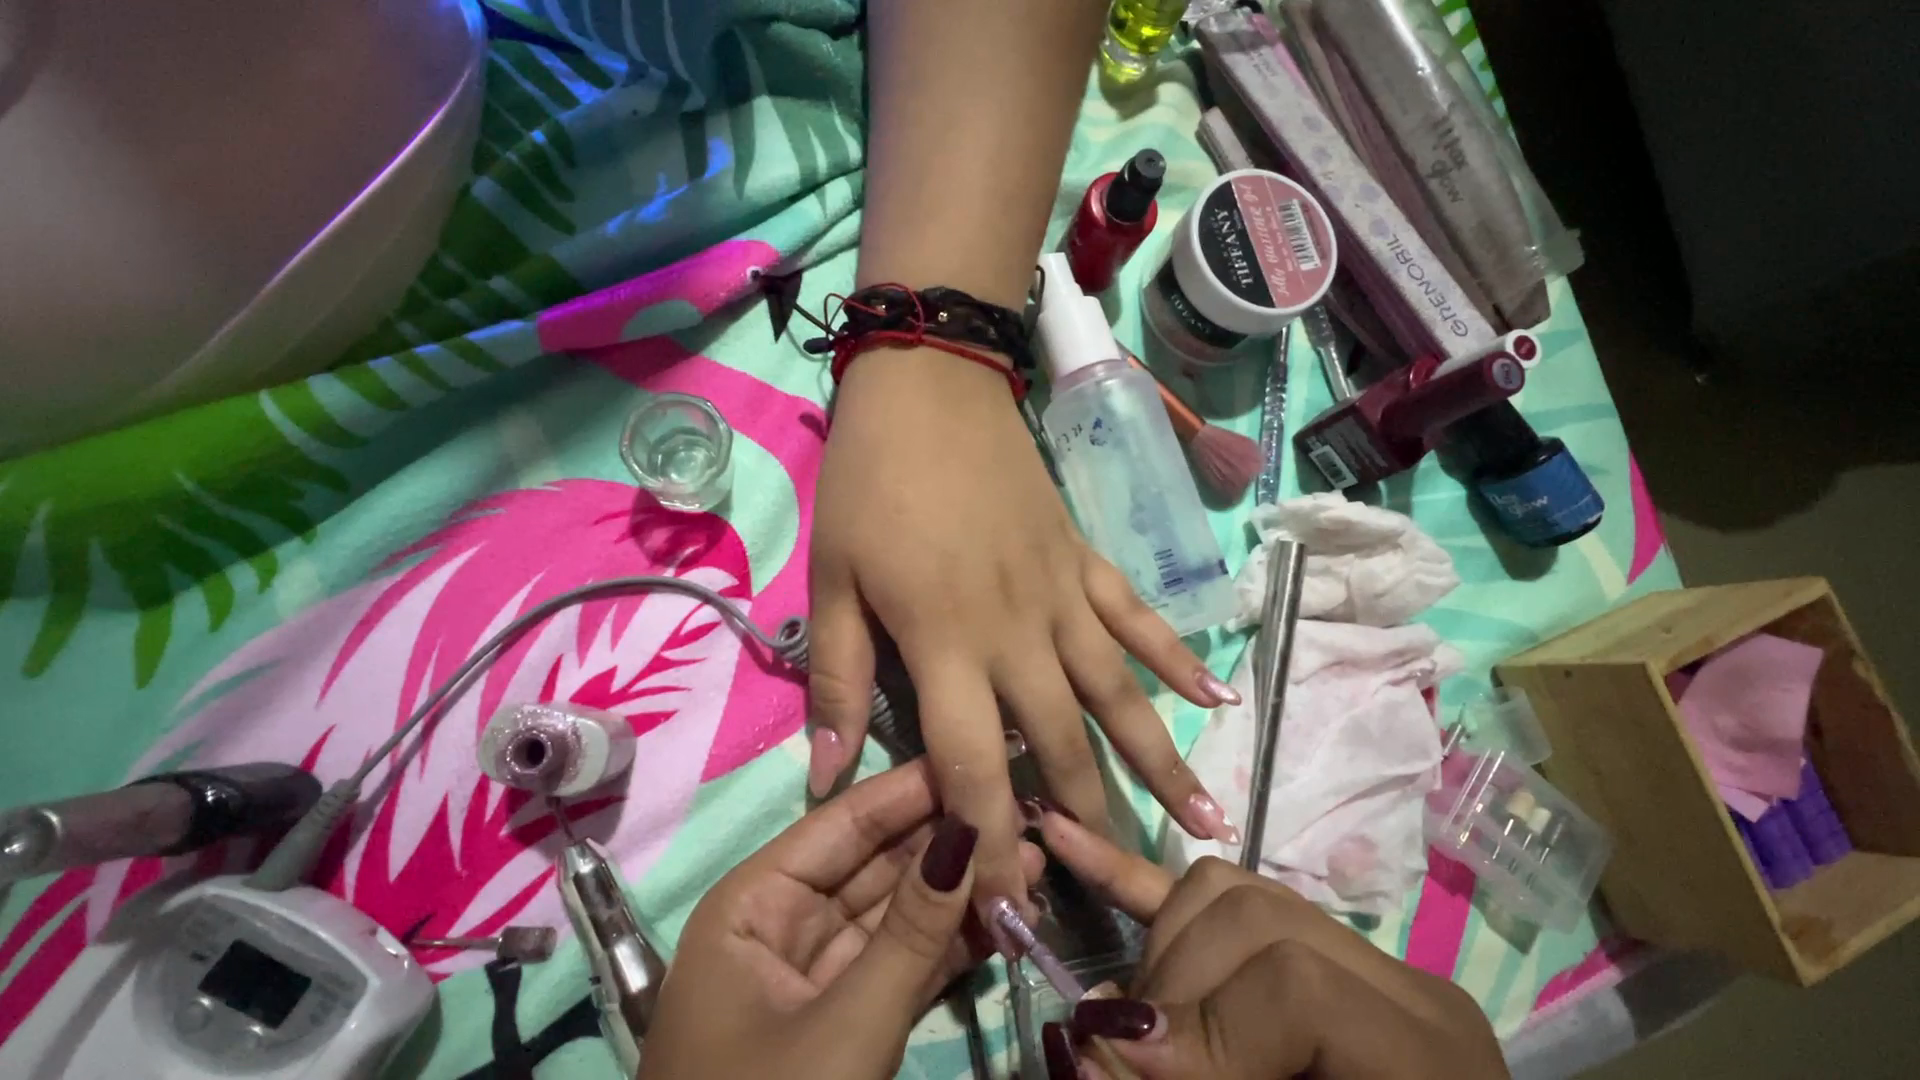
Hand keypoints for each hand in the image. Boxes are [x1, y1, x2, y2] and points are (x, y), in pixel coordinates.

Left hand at [638, 762, 1043, 1079]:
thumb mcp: (845, 1025)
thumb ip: (912, 931)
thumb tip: (968, 833)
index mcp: (753, 904)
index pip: (843, 824)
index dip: (912, 790)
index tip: (978, 754)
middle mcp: (782, 924)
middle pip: (874, 865)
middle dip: (948, 843)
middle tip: (1024, 810)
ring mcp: (816, 974)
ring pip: (896, 916)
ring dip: (961, 895)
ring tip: (1035, 860)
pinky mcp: (846, 1020)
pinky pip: (902, 966)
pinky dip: (951, 949)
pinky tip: (1005, 920)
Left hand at [808, 349, 1242, 908]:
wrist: (929, 389)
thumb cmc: (870, 485)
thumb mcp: (835, 582)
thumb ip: (841, 682)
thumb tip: (825, 777)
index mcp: (946, 645)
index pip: (971, 770)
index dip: (988, 845)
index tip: (1008, 909)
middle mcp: (1017, 633)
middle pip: (1058, 743)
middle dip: (1086, 819)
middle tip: (1121, 884)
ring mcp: (1062, 594)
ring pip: (1117, 691)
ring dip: (1158, 759)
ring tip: (1204, 821)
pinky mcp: (1084, 558)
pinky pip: (1135, 616)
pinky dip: (1174, 658)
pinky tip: (1214, 697)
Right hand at [1032, 810, 1508, 1079]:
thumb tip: (1090, 1049)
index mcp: (1421, 1049)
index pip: (1293, 984)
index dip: (1203, 1026)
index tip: (1128, 1068)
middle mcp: (1390, 977)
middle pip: (1247, 915)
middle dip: (1168, 984)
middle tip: (1122, 1054)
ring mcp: (1344, 948)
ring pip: (1222, 889)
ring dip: (1159, 948)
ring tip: (1133, 1016)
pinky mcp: (1295, 943)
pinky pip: (1215, 895)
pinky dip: (1134, 875)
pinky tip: (1064, 837)